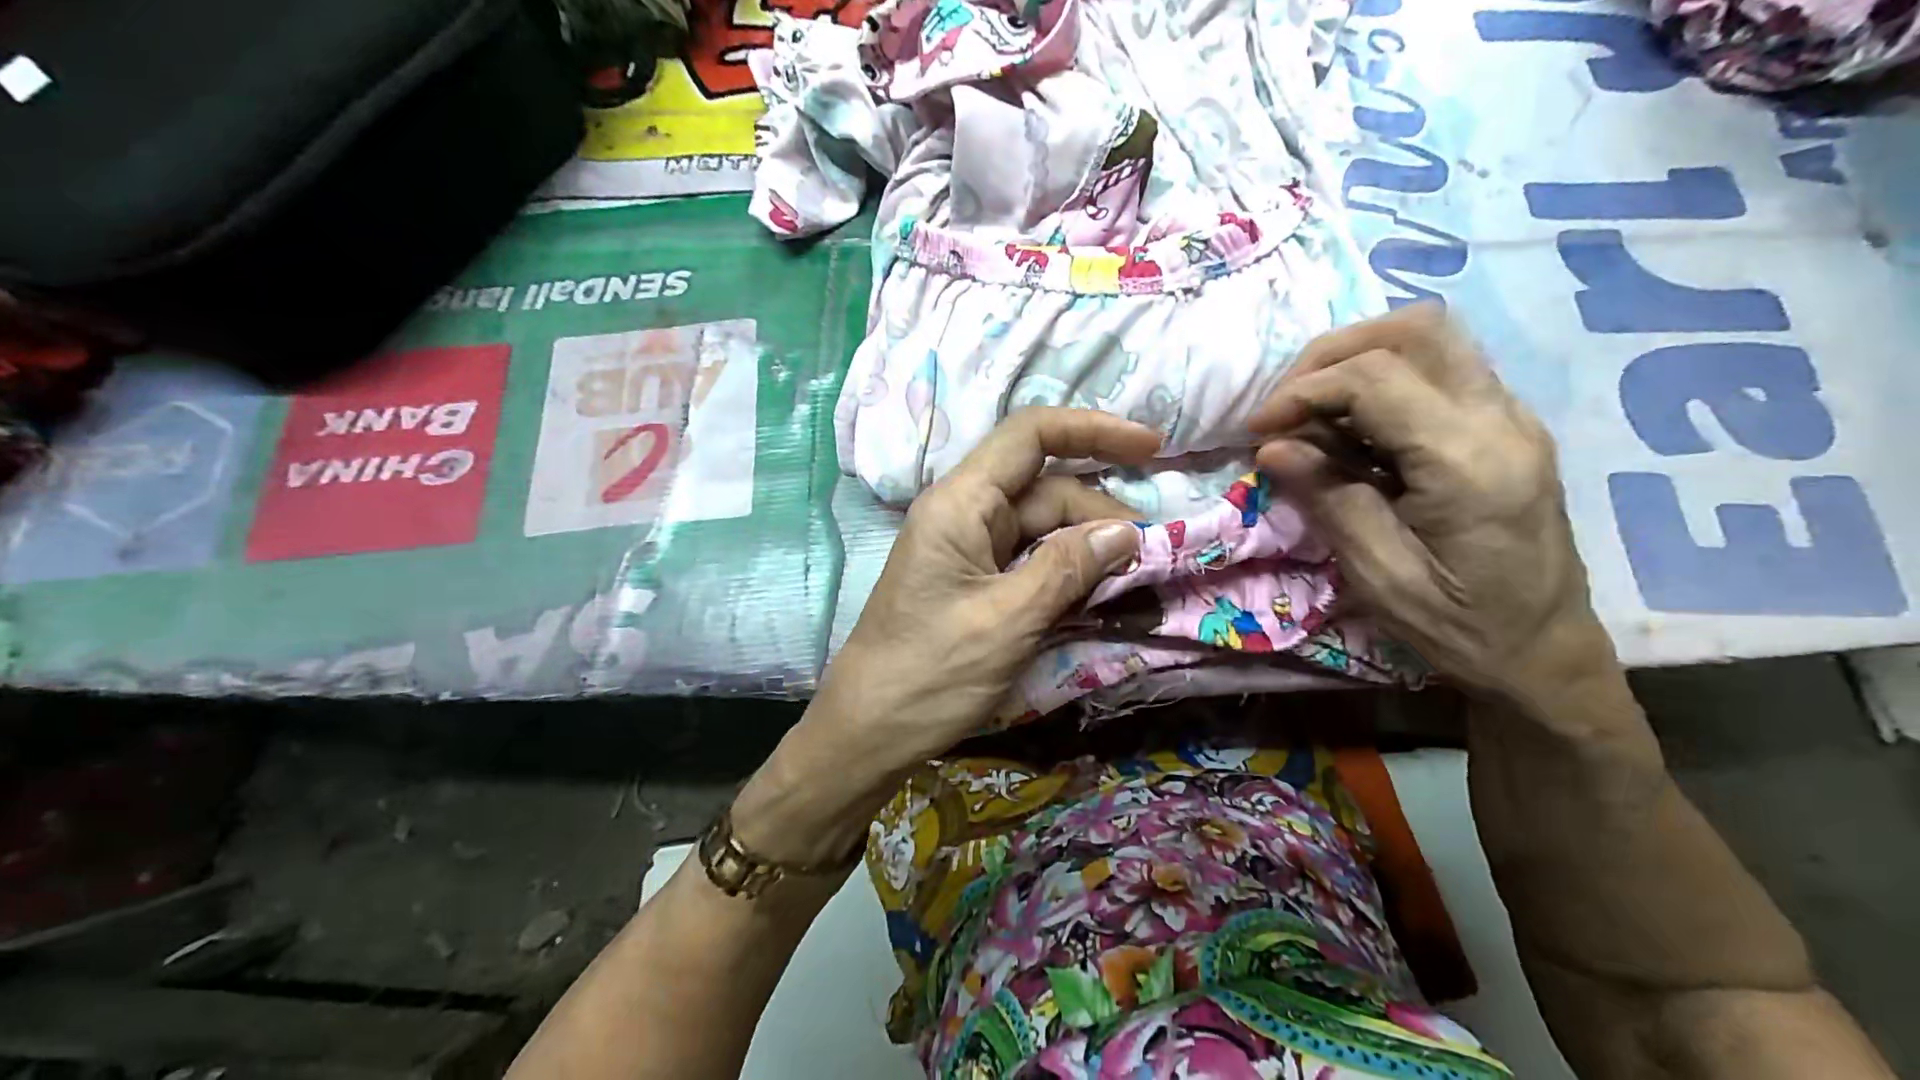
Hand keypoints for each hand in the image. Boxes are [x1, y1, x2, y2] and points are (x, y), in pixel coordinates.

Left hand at [732, 407, 1157, 865]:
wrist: (868, 731)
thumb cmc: (931, 674)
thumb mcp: (1009, 620)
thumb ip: (1069, 568)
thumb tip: (1127, 532)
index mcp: (959, 504)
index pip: (1030, 435)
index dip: (1093, 430)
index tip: (1150, 447)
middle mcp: (963, 514)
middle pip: (1045, 487)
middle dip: (1100, 511)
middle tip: (1152, 553)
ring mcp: (968, 549)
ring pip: (1042, 526)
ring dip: (1088, 545)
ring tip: (1134, 577)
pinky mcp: (974, 582)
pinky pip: (1029, 560)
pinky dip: (1066, 571)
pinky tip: (1100, 592)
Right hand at [1249, 304, 1613, 703]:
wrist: (1544, 653)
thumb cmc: (1460, 628)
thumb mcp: (1381, 577)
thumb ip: (1329, 500)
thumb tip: (1273, 446)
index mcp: (1469, 463)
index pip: (1376, 378)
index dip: (1302, 392)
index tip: (1256, 430)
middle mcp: (1501, 420)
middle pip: (1414, 329)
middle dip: (1330, 355)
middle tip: (1283, 405)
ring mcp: (1510, 417)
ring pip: (1431, 337)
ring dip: (1355, 359)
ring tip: (1308, 411)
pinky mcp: (1503, 426)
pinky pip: (1438, 368)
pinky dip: (1379, 379)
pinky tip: (1348, 428)